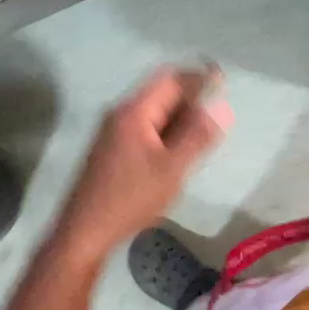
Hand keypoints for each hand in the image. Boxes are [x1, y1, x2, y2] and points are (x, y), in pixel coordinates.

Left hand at [53, 66, 232, 257]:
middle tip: (218, 111)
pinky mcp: (112, 149)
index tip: (224, 82)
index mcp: (134, 111)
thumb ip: (197, 136)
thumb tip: (222, 107)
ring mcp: (113, 131)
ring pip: (153, 112)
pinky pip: (145, 127)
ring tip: (204, 131)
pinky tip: (179, 149)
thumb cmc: (130, 199)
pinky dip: (166, 130)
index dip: (198, 78)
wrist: (85, 231)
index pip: (171, 79)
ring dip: (179, 116)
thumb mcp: (171, 169)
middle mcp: (120, 114)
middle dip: (191, 98)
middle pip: (161, 93)